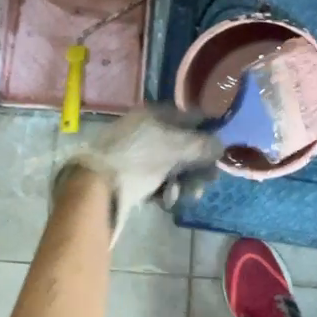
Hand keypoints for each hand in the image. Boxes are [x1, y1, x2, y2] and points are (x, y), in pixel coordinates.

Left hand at [65, 111, 221, 242]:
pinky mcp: (129, 180)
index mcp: (152, 115)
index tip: (221, 148)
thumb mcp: (175, 148)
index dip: (206, 130)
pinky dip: (165, 191)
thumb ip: (202, 145)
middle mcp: (143, 132)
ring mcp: (135, 157)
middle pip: (181, 145)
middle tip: (209, 180)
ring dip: (183, 182)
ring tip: (189, 195)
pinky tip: (167, 201)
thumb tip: (220, 146)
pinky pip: (156, 182)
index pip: (187, 117)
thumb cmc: (138, 161)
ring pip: (170, 167)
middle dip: (197, 165)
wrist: (95, 190)